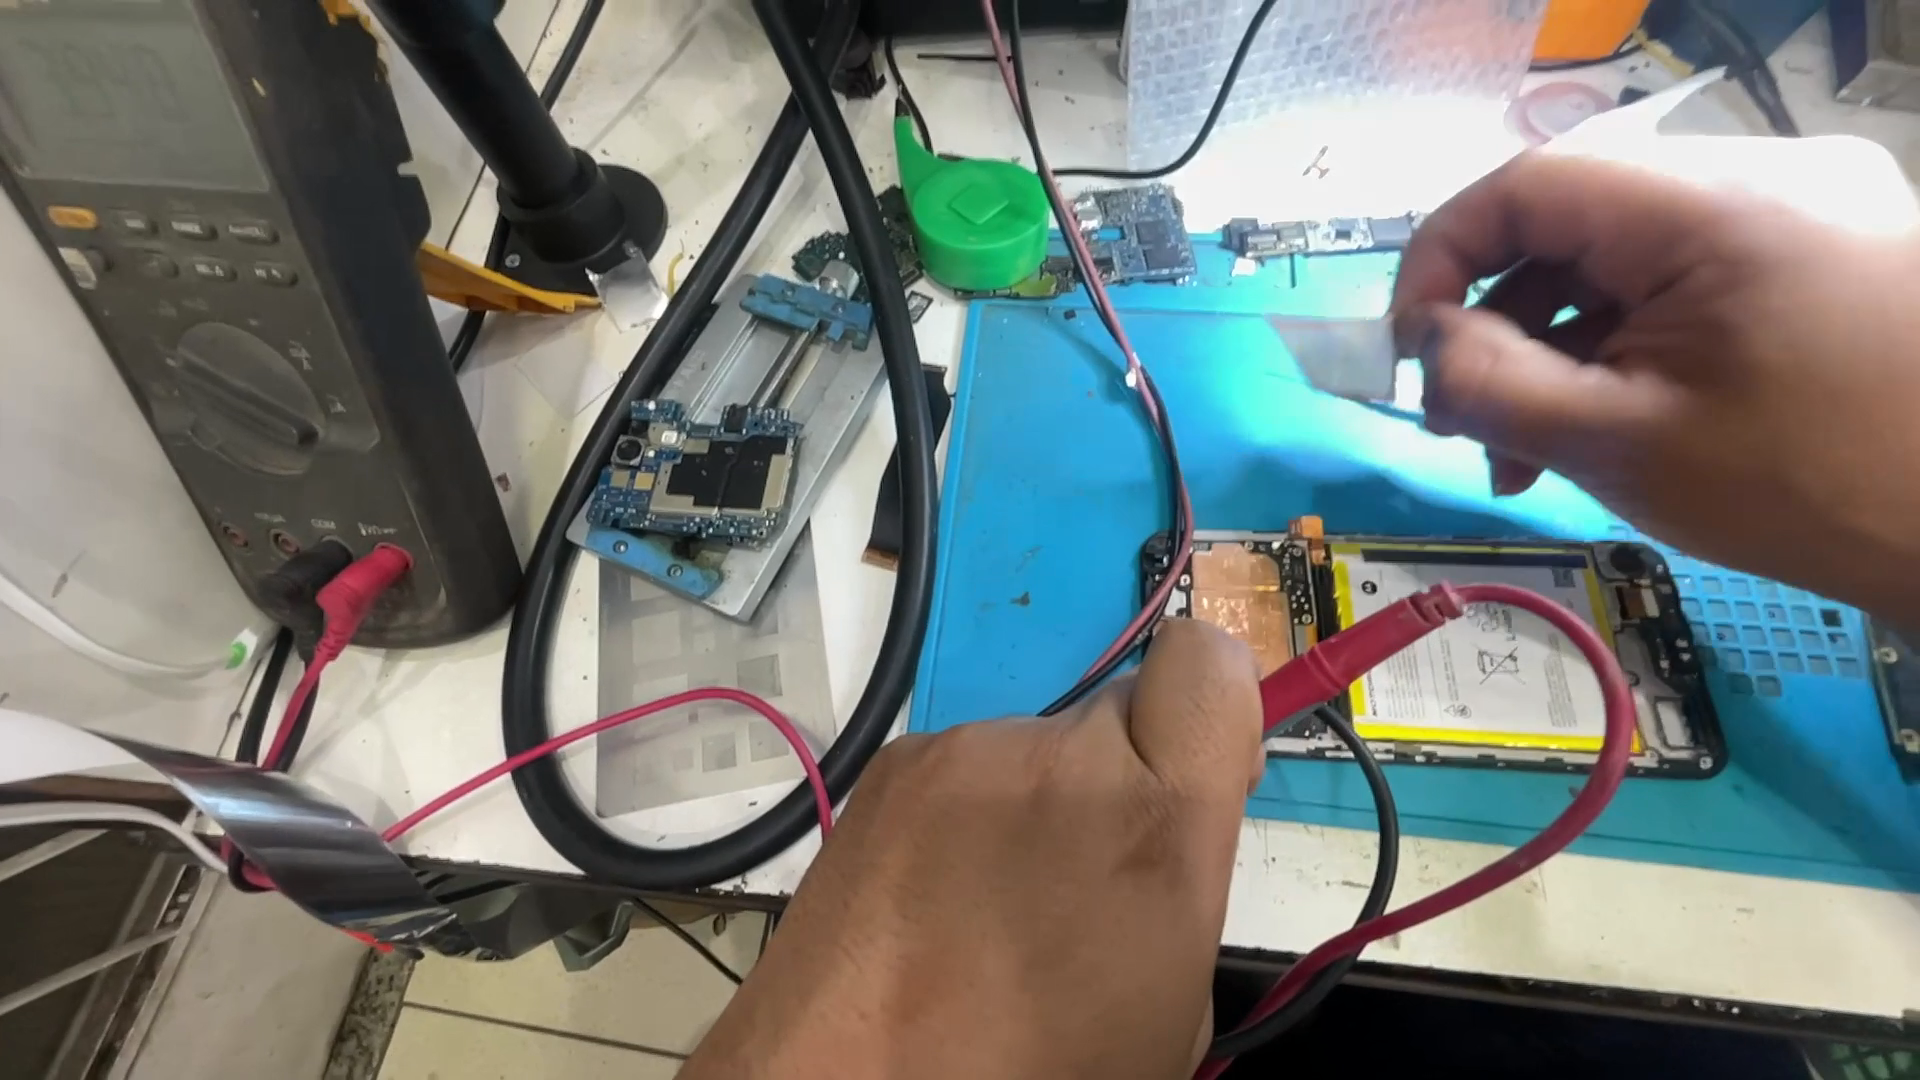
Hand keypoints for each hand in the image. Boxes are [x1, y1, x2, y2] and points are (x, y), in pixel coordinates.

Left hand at [680, 620, 1262, 1079]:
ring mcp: (963, 749)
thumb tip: (1162, 801)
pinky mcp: (896, 759)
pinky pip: (967, 762)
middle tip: (1083, 866)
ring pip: (1038, 742)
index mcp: (1148, 822)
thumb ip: (1183, 866)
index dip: (1209, 694)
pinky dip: (971, 807)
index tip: (1190, 756)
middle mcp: (1053, 756)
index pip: (1204, 663)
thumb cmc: (1038, 1068)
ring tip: (994, 893)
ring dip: (1035, 797)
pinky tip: (939, 885)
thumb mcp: (1168, 997)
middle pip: (1117, 710)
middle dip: (1118, 772)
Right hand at [1393, 146, 1919, 624]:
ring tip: (1509, 450)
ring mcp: (1780, 224)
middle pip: (1558, 230)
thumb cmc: (1803, 485)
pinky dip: (1590, 359)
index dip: (1438, 258)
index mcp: (1719, 206)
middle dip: (1484, 325)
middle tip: (1448, 414)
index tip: (1406, 348)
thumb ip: (1487, 381)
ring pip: (1595, 271)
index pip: (1527, 184)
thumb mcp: (1611, 439)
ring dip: (1530, 356)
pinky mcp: (1789, 266)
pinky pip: (1649, 296)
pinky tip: (1573, 432)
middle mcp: (1756, 185)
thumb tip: (1418, 343)